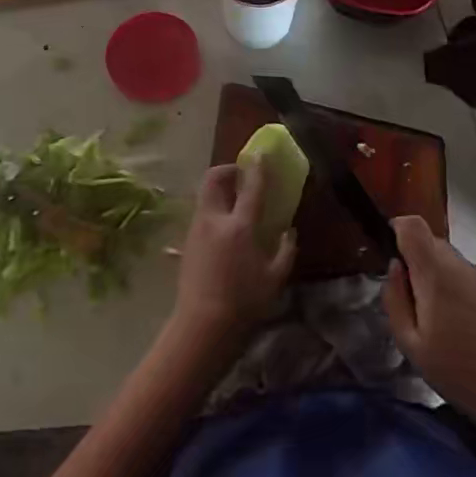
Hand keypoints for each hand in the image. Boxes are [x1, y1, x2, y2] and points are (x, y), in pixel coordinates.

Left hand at [173, 162, 295, 339]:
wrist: (203, 321)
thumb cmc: (245, 301)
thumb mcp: (275, 277)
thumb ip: (285, 250)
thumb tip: (289, 231)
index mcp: (239, 226)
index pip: (250, 188)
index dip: (257, 168)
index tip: (259, 155)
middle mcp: (213, 220)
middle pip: (212, 180)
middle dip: (226, 171)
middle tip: (240, 175)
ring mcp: (195, 229)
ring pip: (204, 196)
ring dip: (218, 190)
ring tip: (234, 200)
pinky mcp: (186, 241)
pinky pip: (200, 214)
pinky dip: (212, 209)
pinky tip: (223, 226)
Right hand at [383, 217, 475, 426]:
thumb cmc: (463, 375)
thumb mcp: (410, 344)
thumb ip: (395, 299)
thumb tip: (396, 268)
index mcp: (438, 276)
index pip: (414, 227)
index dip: (400, 231)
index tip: (395, 254)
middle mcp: (469, 268)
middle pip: (437, 247)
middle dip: (423, 266)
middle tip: (422, 307)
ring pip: (460, 269)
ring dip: (449, 286)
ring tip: (455, 329)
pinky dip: (474, 299)